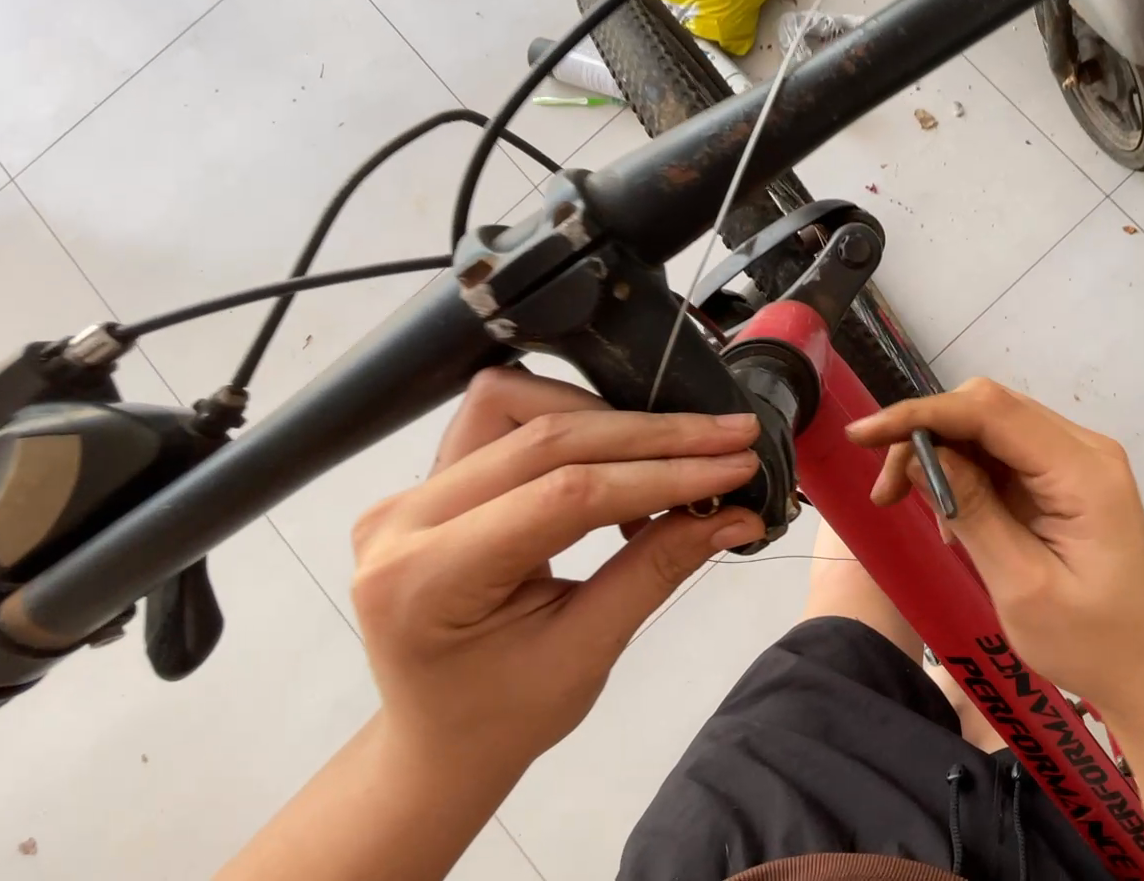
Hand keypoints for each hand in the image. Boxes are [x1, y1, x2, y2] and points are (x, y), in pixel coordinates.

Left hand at [348, 367, 766, 779]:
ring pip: (522, 405)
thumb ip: (658, 568)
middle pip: (548, 437)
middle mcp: (404, 518)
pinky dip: (577, 420)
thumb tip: (740, 514)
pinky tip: (620, 456)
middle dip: (654, 435)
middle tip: (733, 439)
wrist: (438, 738)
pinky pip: (507, 414)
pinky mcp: (433, 477)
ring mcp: (411, 490)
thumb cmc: (506, 716)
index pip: (566, 493)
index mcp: (426, 579)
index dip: (662, 473)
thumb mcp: (588, 652)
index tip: (737, 465)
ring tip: (675, 454)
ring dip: (612, 418)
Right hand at [845, 378, 1143, 713]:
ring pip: (990, 426)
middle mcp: (1084, 449)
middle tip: (885, 492)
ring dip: (940, 453)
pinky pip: (1003, 453)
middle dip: (926, 435)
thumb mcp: (1021, 584)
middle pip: (989, 409)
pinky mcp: (1064, 477)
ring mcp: (1077, 460)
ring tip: (905, 502)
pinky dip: (964, 472)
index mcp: (1083, 472)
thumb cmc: (1088, 642)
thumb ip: (973, 512)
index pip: (992, 412)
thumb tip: (922, 455)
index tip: (864, 435)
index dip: (922, 414)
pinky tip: (950, 516)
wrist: (1141, 670)